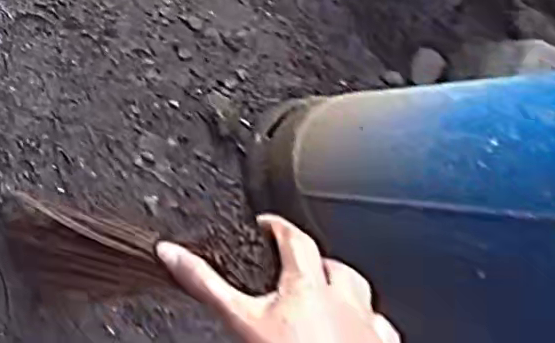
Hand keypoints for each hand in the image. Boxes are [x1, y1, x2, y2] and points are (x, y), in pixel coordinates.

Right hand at [158, 215, 398, 342]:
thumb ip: (204, 282)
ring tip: (327, 301)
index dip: (277, 226)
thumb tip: (169, 251)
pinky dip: (368, 330)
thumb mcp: (239, 319)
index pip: (296, 239)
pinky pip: (385, 336)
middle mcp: (347, 305)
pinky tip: (354, 337)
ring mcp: (374, 336)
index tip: (263, 224)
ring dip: (348, 296)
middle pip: (340, 269)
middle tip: (294, 262)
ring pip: (369, 303)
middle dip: (318, 261)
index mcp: (309, 286)